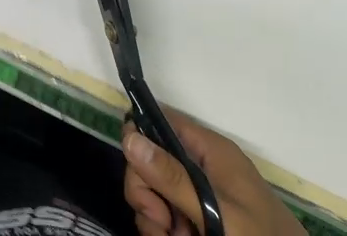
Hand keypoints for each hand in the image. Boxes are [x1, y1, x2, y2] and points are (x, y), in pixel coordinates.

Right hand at [122, 110, 305, 235]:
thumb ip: (173, 177)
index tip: (142, 179)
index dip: (138, 142)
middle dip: (146, 193)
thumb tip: (129, 137)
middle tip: (162, 224)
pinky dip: (164, 228)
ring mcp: (201, 190)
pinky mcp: (201, 214)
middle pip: (149, 160)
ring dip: (154, 218)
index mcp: (209, 150)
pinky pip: (166, 211)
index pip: (157, 122)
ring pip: (153, 189)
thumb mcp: (217, 212)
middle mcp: (201, 163)